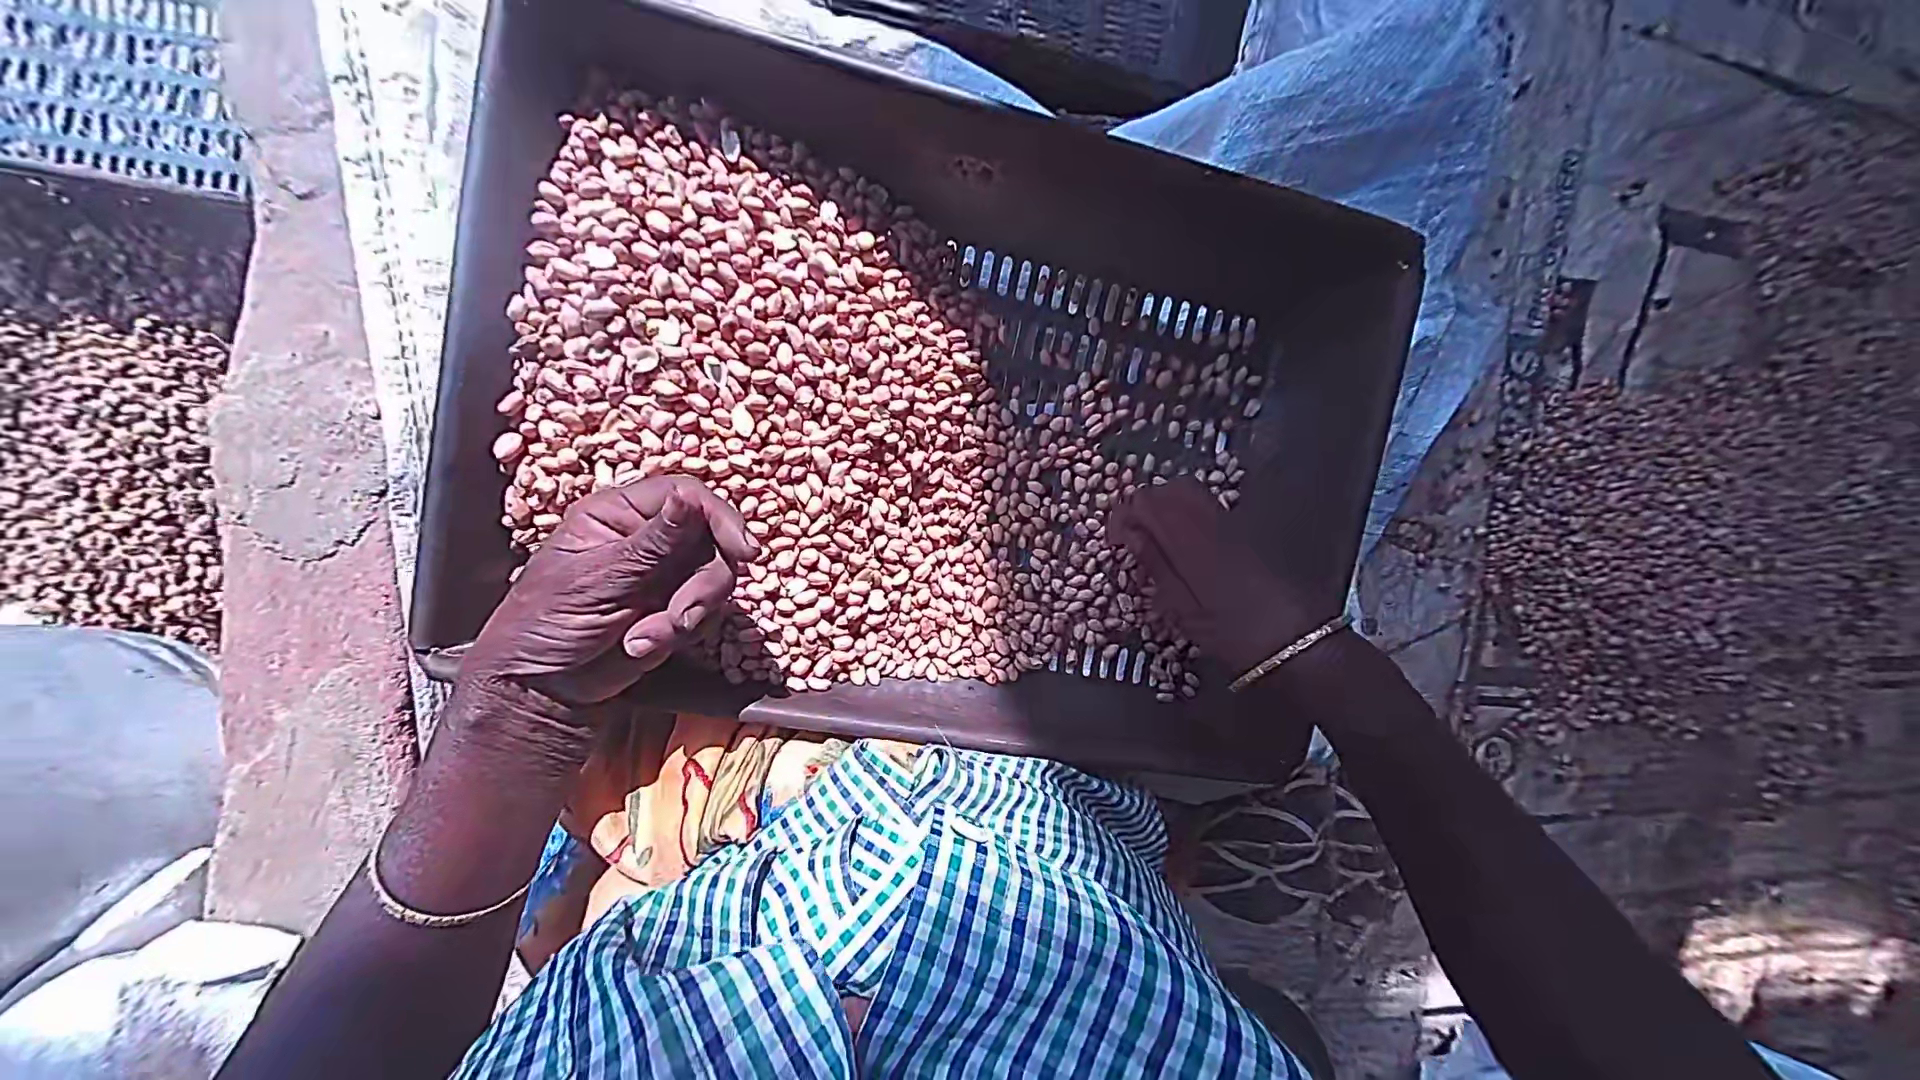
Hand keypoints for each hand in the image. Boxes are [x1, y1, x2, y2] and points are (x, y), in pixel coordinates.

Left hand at [460, 476, 757, 711]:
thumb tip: (688, 497)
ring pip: (718, 577)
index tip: (744, 551)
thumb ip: (653, 541)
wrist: (541, 688)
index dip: (721, 518)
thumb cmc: (544, 623)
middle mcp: (651, 536)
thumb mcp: (598, 578)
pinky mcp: (678, 604)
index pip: (686, 494)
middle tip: (683, 615)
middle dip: (705, 583)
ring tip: (647, 638)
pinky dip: (683, 632)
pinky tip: (645, 644)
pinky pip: (709, 610)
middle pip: (714, 539)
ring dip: (690, 613)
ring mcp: (668, 571)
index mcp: (619, 513)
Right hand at [1108, 478, 1322, 674]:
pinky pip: (1206, 504)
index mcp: (1189, 540)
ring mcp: (1230, 522)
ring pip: (1189, 492)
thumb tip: (1130, 534)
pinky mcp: (1245, 530)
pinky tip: (1182, 543)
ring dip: (1164, 506)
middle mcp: (1209, 521)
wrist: (1293, 641)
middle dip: (1143, 505)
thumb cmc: (1232, 633)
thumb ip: (1155, 565)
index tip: (1116, 543)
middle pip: (1168, 489)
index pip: (1146, 502)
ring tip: (1155, 538)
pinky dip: (1185, 512)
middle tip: (1133, 536)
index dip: (1123, 516)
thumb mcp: (1182, 608)